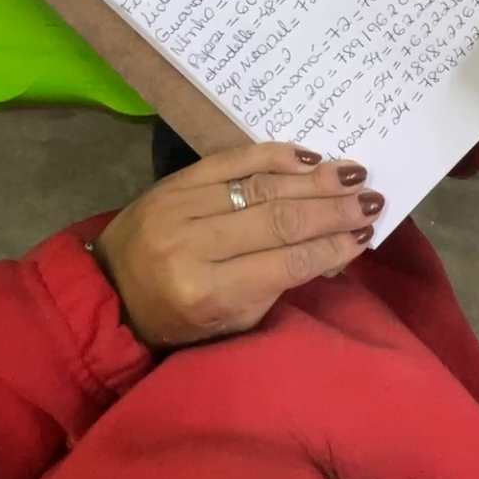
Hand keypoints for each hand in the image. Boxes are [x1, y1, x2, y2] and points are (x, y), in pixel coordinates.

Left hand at [95, 143, 383, 348]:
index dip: (331, 246)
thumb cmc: (173, 320)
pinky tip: (308, 156)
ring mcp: (180, 207)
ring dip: (313, 179)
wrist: (105, 288)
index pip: (284, 263)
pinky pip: (230, 160)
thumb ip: (277, 286)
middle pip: (277, 218)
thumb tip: (332, 248)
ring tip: (353, 174)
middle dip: (332, 209)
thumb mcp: (228, 323)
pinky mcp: (174, 181)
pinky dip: (272, 156)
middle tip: (372, 200)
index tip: (368, 233)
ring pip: (259, 186)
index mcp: (206, 292)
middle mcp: (192, 245)